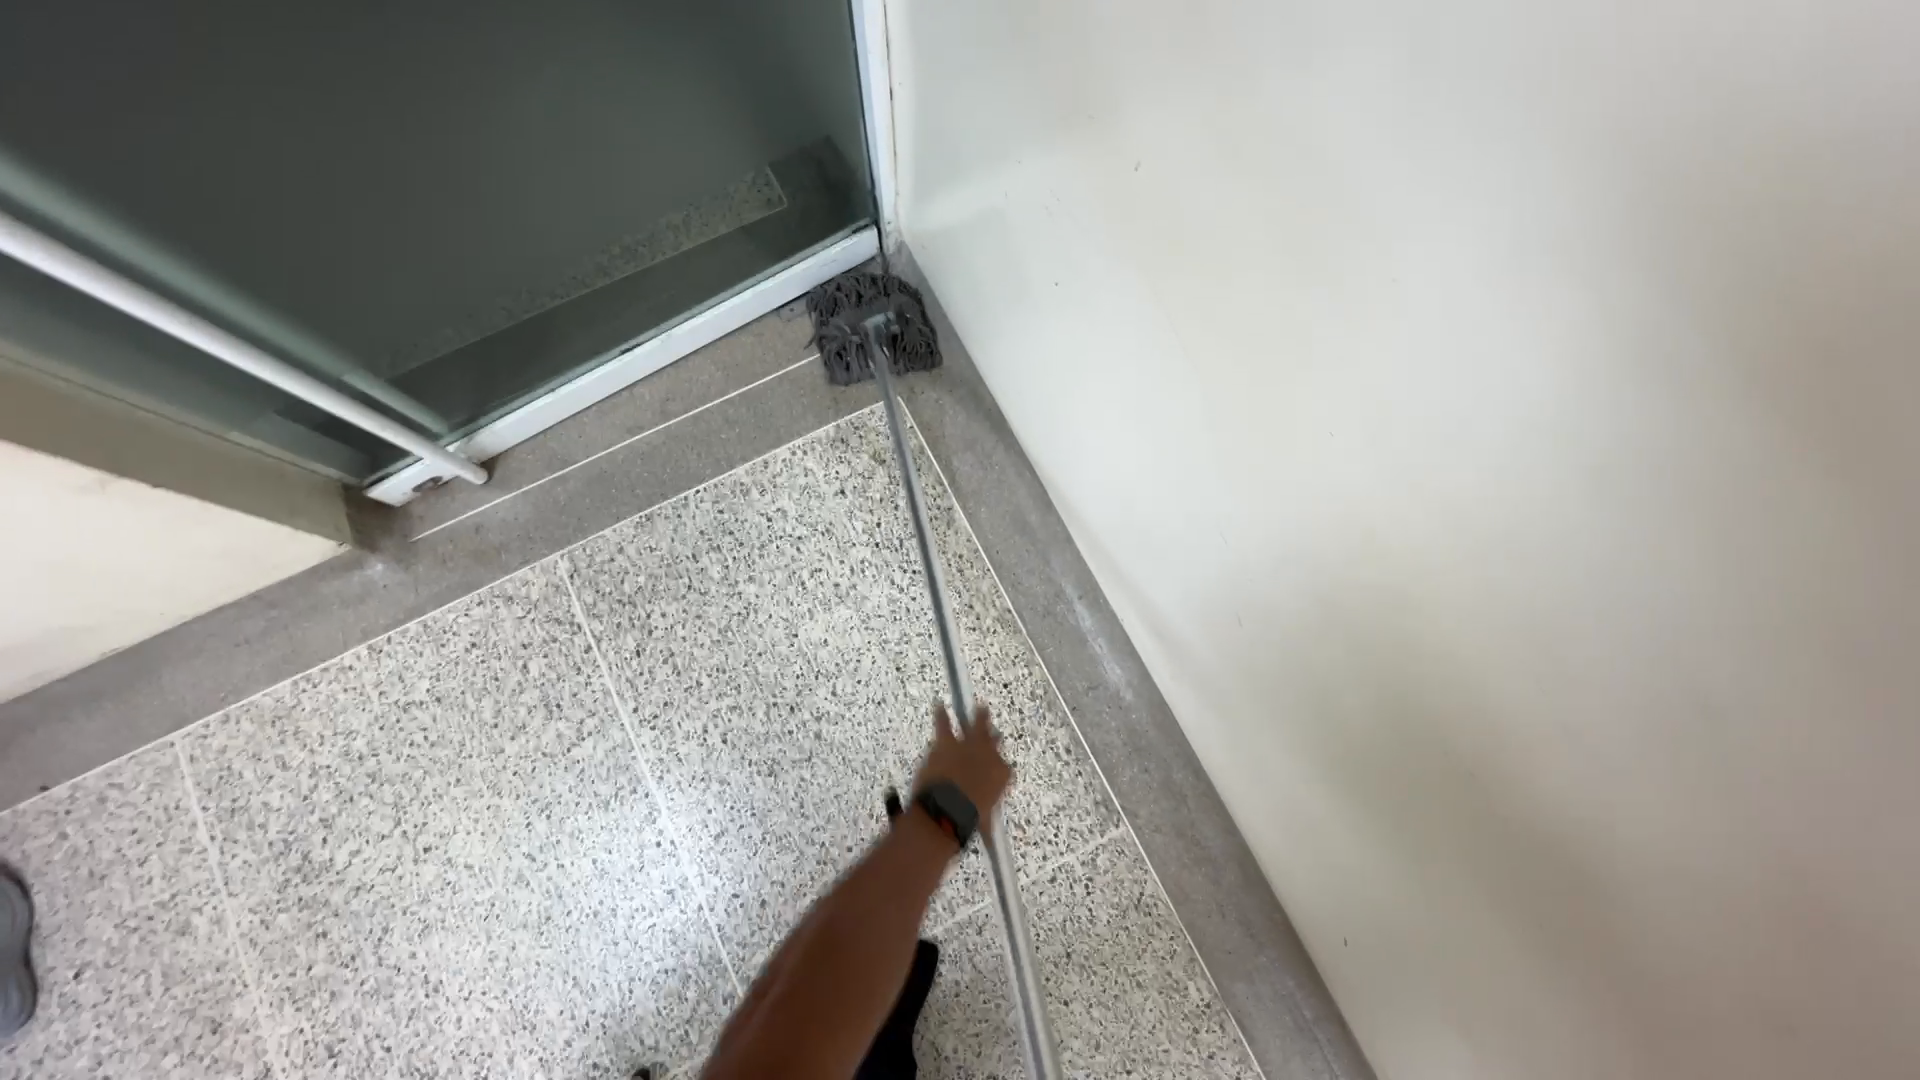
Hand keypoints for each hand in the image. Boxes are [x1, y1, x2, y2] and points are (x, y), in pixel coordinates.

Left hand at [911, 703, 1011, 833]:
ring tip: (975, 705)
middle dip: (990, 731)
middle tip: (989, 720)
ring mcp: (968, 745)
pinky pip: (944, 722)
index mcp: (1002, 774)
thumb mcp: (984, 819)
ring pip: (975, 723)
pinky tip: (938, 706)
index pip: (1004, 766)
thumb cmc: (969, 818)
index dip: (996, 764)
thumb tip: (984, 826)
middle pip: (992, 737)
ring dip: (975, 715)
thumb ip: (985, 812)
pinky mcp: (947, 742)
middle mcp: (989, 754)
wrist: (948, 809)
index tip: (992, 763)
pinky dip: (941, 714)